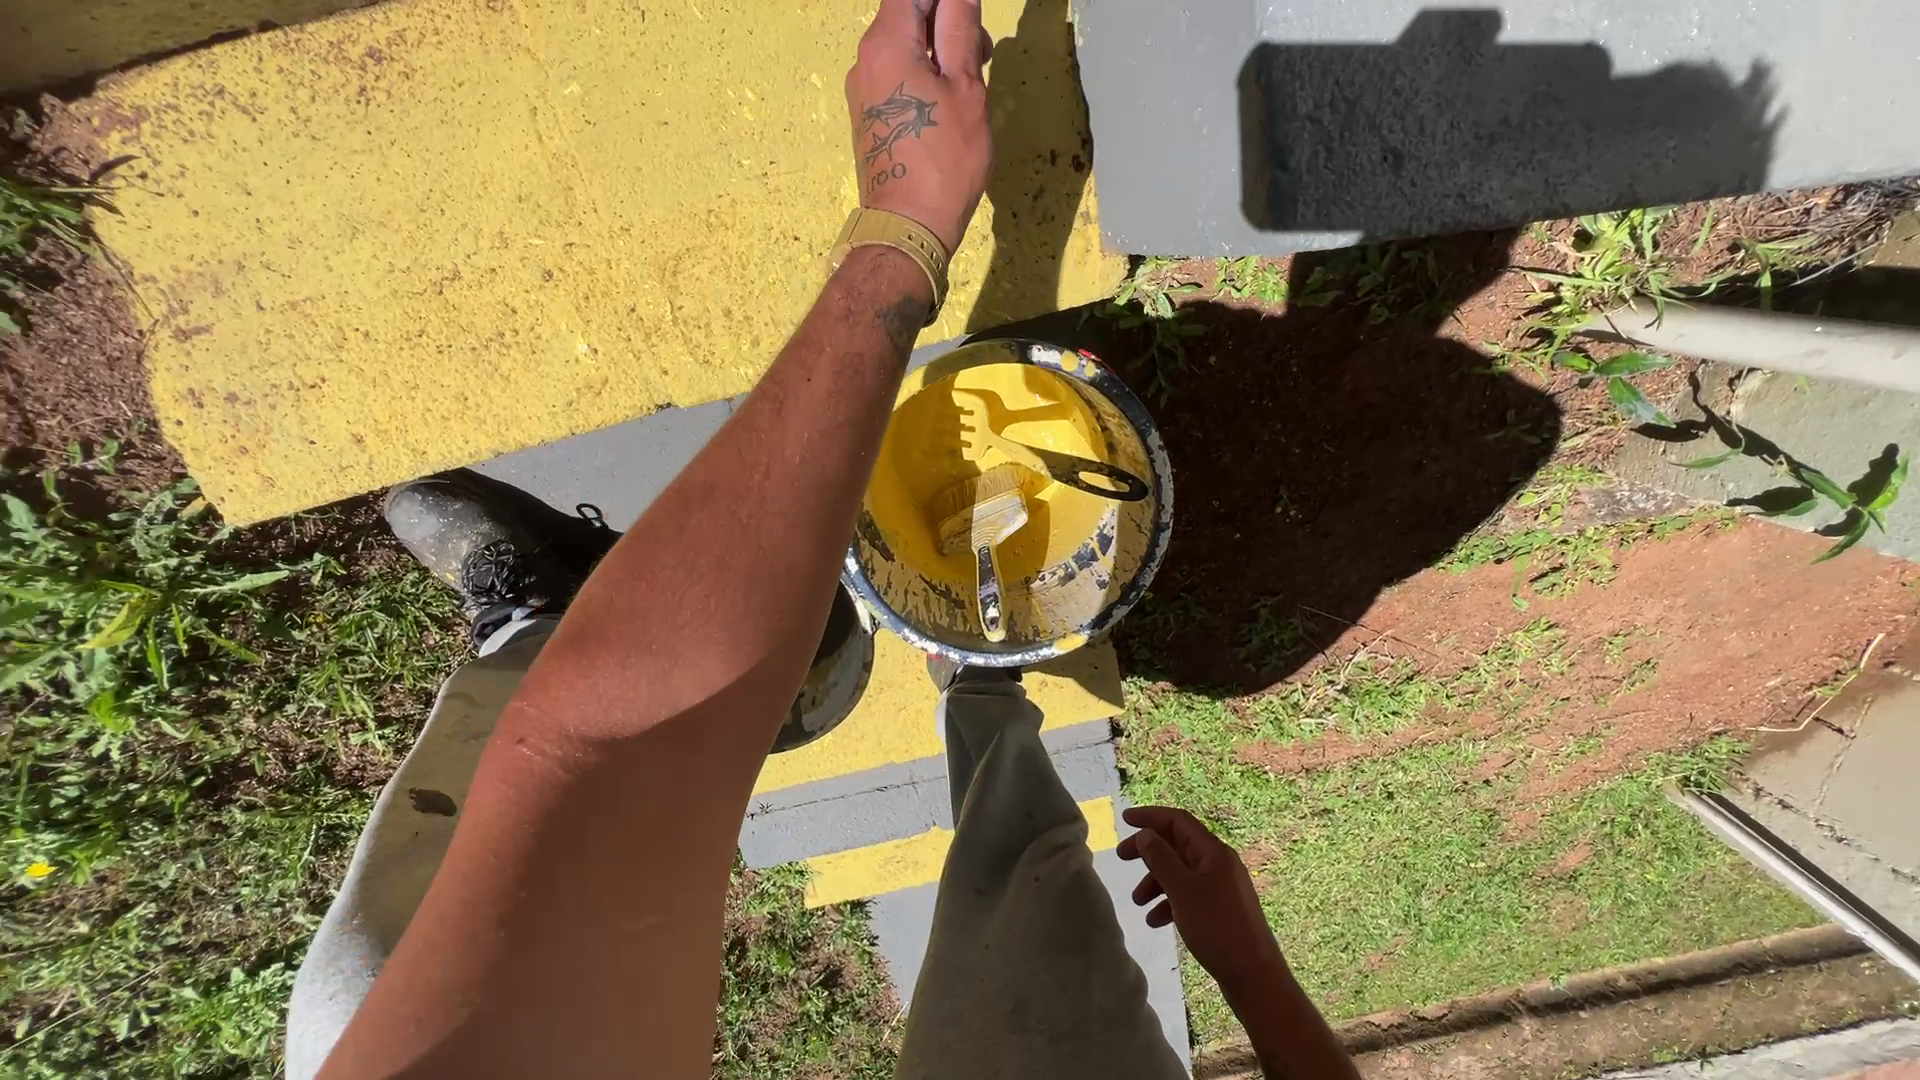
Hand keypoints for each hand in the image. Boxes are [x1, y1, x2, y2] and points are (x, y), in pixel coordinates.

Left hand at [845, 0, 993, 253]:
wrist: (909, 228)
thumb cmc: (945, 162)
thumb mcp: (966, 91)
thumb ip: (961, 32)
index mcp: (886, 43)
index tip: (971, 16)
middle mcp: (864, 61)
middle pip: (906, 16)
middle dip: (946, 21)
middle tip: (983, 52)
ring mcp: (862, 93)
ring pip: (902, 50)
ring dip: (938, 53)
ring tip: (970, 83)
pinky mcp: (868, 120)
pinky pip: (896, 80)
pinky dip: (923, 78)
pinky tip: (947, 106)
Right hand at [1117, 805, 1285, 989]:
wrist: (1254, 977)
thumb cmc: (1217, 927)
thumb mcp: (1182, 890)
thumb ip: (1160, 858)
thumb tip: (1145, 834)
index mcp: (1213, 852)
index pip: (1178, 821)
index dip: (1150, 816)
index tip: (1125, 820)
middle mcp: (1218, 864)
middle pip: (1176, 845)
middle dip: (1148, 851)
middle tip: (1121, 857)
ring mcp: (1221, 888)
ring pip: (1180, 873)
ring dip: (1155, 882)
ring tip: (1137, 901)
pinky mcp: (1220, 910)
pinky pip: (1188, 896)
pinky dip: (1169, 903)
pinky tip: (1156, 921)